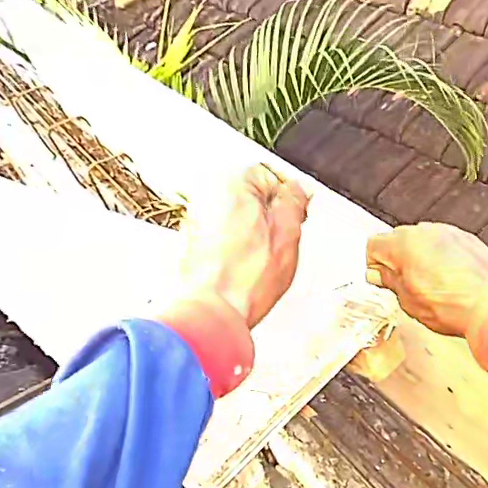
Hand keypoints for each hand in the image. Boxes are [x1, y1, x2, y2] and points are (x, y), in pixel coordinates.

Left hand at [176, 164, 310, 328]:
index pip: (270, 176)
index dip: (288, 199)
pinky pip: (221, 238)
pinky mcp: (190, 244)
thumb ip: (294, 201)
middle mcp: (206, 195)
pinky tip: (244, 269)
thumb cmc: (245, 279)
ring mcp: (195, 220)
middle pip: (249, 197)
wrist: (213, 311)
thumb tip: (296, 191)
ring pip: (235, 219)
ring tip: (260, 261)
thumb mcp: (288, 233)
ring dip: (250, 235)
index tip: (296, 217)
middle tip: (279, 244)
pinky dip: (233, 250)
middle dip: (267, 217)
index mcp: (230, 182)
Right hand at [364, 223, 487, 335]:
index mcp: (403, 243)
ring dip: (422, 260)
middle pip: (399, 240)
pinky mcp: (470, 240)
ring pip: (425, 242)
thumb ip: (391, 282)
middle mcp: (426, 230)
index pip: (374, 245)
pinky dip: (444, 260)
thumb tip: (379, 274)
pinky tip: (452, 283)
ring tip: (433, 288)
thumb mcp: (409, 301)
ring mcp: (450, 232)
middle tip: (407, 288)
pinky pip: (447, 246)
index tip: (384, 282)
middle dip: (399, 261)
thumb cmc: (452, 306)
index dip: (375, 266)